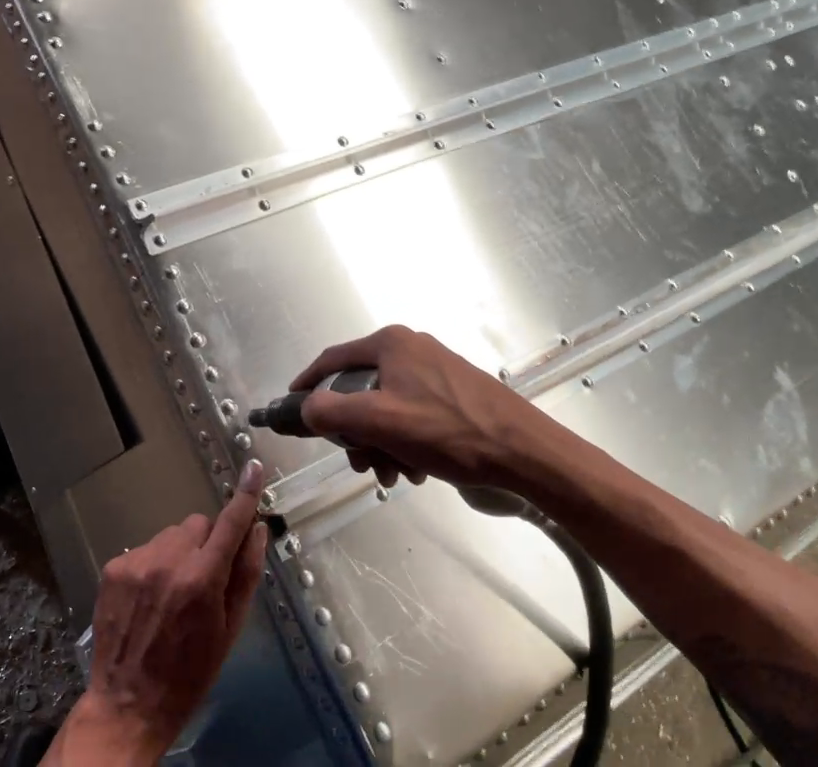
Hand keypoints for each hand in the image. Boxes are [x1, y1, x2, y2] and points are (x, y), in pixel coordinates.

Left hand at [43, 462, 268, 765]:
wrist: (129, 701)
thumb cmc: (190, 673)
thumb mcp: (229, 630)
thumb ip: (244, 575)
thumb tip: (257, 531)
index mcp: (202, 579)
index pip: (229, 524)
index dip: (245, 496)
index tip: (254, 469)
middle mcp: (168, 561)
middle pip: (198, 525)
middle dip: (207, 543)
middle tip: (205, 581)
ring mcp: (136, 561)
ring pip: (171, 536)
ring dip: (179, 553)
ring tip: (173, 596)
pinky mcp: (113, 567)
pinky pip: (145, 550)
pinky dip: (153, 565)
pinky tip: (149, 598)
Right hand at [291, 324, 542, 490]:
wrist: (527, 454)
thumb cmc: (448, 431)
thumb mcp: (380, 422)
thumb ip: (331, 412)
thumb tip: (306, 407)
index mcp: (391, 344)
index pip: (332, 360)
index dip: (307, 384)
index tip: (291, 407)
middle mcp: (412, 350)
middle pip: (360, 389)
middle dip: (355, 431)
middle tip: (359, 461)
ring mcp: (436, 372)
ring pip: (386, 408)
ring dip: (381, 444)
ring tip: (394, 474)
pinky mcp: (456, 396)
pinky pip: (413, 416)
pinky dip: (406, 443)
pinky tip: (418, 471)